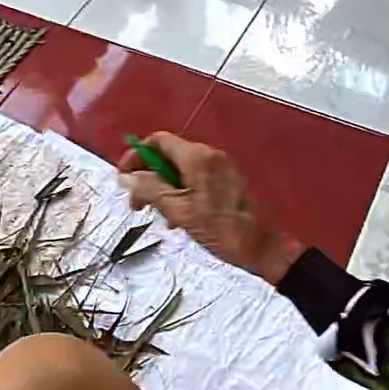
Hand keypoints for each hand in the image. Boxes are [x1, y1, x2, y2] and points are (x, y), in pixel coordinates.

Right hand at [117, 133, 302, 283]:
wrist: (263, 248)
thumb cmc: (222, 230)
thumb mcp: (179, 211)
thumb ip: (150, 189)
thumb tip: (128, 177)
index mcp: (198, 157)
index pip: (158, 141)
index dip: (136, 156)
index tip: (125, 178)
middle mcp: (211, 156)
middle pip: (169, 156)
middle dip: (149, 178)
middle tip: (137, 204)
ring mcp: (222, 169)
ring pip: (182, 171)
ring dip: (165, 190)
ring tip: (161, 216)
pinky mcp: (229, 183)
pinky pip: (197, 180)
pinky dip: (182, 194)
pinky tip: (180, 218)